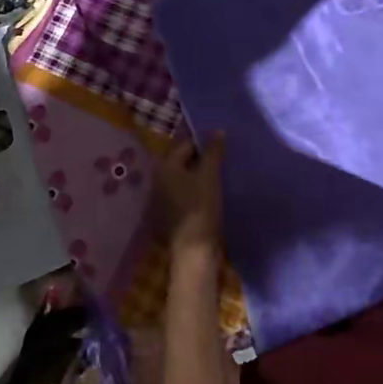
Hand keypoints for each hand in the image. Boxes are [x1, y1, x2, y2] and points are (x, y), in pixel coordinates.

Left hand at [158, 132, 224, 260]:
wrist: (194, 251)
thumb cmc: (201, 208)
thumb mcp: (210, 176)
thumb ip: (213, 151)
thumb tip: (217, 131)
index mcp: (165, 166)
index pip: (185, 143)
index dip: (204, 141)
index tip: (223, 142)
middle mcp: (159, 179)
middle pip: (183, 159)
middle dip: (202, 156)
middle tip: (223, 155)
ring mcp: (162, 197)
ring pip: (184, 176)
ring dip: (199, 172)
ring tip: (220, 171)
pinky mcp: (170, 212)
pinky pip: (184, 191)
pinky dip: (196, 187)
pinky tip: (211, 190)